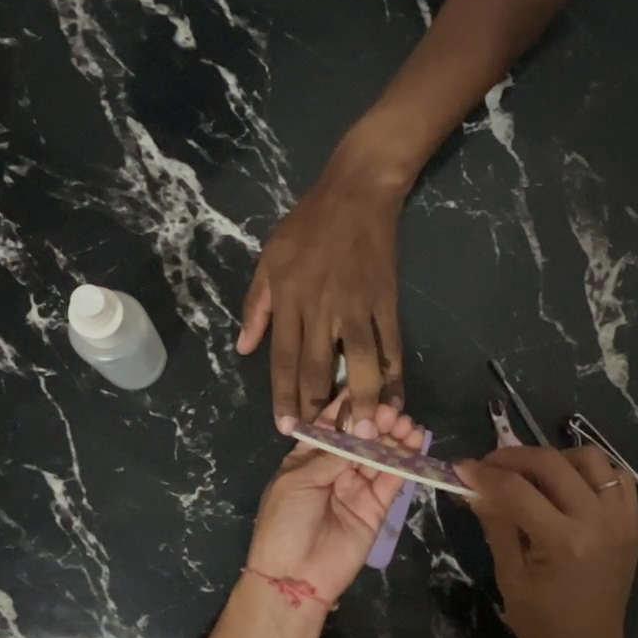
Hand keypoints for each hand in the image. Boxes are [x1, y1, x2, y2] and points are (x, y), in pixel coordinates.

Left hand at [237, 145, 408, 437]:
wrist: (356, 194)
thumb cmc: (307, 226)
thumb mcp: (269, 259)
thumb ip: (257, 306)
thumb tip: (243, 347)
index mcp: (290, 300)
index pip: (284, 359)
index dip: (284, 397)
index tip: (285, 426)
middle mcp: (322, 310)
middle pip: (319, 369)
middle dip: (320, 409)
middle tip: (324, 443)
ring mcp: (358, 308)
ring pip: (361, 364)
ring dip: (362, 401)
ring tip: (364, 433)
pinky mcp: (387, 303)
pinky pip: (391, 346)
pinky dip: (394, 375)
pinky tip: (394, 399)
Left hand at [243, 394, 426, 610]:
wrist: (294, 575)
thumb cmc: (284, 521)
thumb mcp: (299, 480)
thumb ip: (332, 454)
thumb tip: (360, 429)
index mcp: (308, 458)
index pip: (331, 426)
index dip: (348, 409)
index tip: (365, 388)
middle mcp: (334, 468)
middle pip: (360, 438)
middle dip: (376, 422)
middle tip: (392, 410)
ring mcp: (356, 486)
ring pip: (380, 455)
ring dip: (394, 438)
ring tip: (408, 423)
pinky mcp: (375, 506)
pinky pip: (392, 479)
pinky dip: (405, 461)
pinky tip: (415, 443)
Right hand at [457, 447, 637, 637]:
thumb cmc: (542, 624)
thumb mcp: (509, 575)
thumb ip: (496, 523)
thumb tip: (473, 485)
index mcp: (563, 542)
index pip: (516, 489)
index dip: (484, 474)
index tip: (460, 468)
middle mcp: (597, 522)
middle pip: (551, 463)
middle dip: (513, 457)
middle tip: (489, 464)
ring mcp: (621, 520)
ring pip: (589, 459)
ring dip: (554, 458)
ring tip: (531, 473)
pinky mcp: (632, 523)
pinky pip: (615, 477)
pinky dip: (589, 472)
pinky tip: (566, 485)